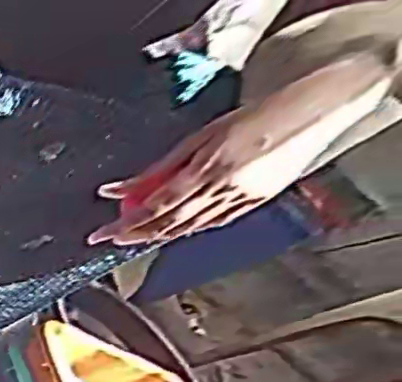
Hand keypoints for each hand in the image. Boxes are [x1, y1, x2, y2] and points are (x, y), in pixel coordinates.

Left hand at [89, 55, 387, 245]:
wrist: (320, 104)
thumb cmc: (256, 116)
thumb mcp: (197, 139)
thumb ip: (154, 171)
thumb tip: (111, 190)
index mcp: (209, 170)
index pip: (152, 210)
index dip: (121, 226)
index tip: (97, 235)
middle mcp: (225, 188)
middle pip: (166, 225)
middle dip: (133, 236)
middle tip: (109, 240)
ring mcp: (244, 196)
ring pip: (187, 229)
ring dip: (155, 237)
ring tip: (132, 238)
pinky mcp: (258, 200)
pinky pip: (212, 223)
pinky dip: (185, 230)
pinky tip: (169, 231)